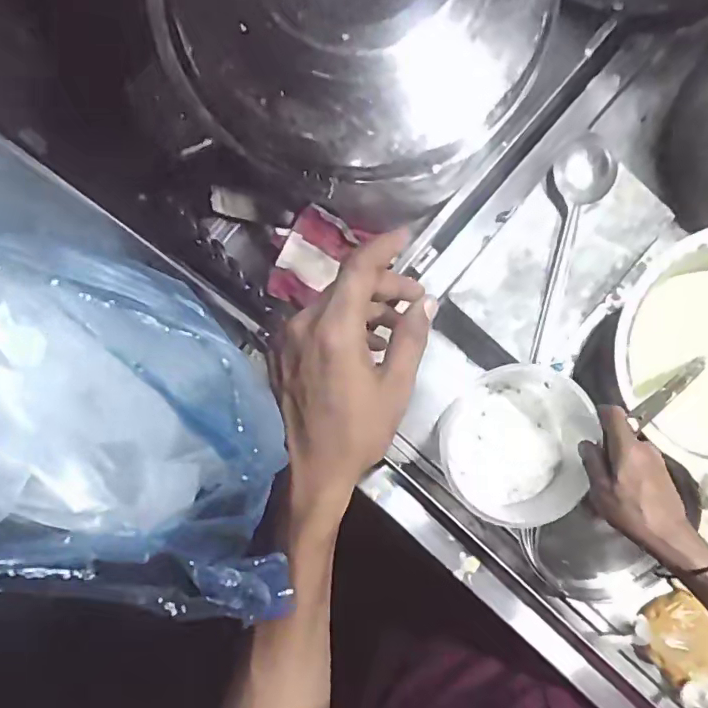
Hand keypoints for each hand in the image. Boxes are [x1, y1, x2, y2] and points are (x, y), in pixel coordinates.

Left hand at [270, 228, 435, 523]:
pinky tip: (367, 343)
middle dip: (382, 286)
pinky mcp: (282, 353)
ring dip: (365, 306)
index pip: (357, 270)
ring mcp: (288, 338)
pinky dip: (345, 323)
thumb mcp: (396, 388)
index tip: (406, 238)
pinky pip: (316, 323)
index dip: (383, 248)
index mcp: (333, 331)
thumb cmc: (360, 433)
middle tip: (415, 301)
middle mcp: (303, 324)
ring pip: (330, 304)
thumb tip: (424, 304)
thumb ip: (411, 340)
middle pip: (345, 285)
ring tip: (396, 326)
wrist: (314, 469)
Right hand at [580, 406, 707, 572]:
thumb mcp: (602, 492)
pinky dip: (629, 465)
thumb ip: (593, 464)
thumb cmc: (631, 512)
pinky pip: (640, 458)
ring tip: (608, 479)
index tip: (590, 422)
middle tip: (594, 461)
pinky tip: (624, 486)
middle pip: (622, 431)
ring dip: (618, 456)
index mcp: (628, 447)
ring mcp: (656, 456)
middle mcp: (644, 445)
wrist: (668, 532)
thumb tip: (587, 443)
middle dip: (607, 441)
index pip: (615, 413)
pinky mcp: (662, 468)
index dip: (601, 412)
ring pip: (631, 446)